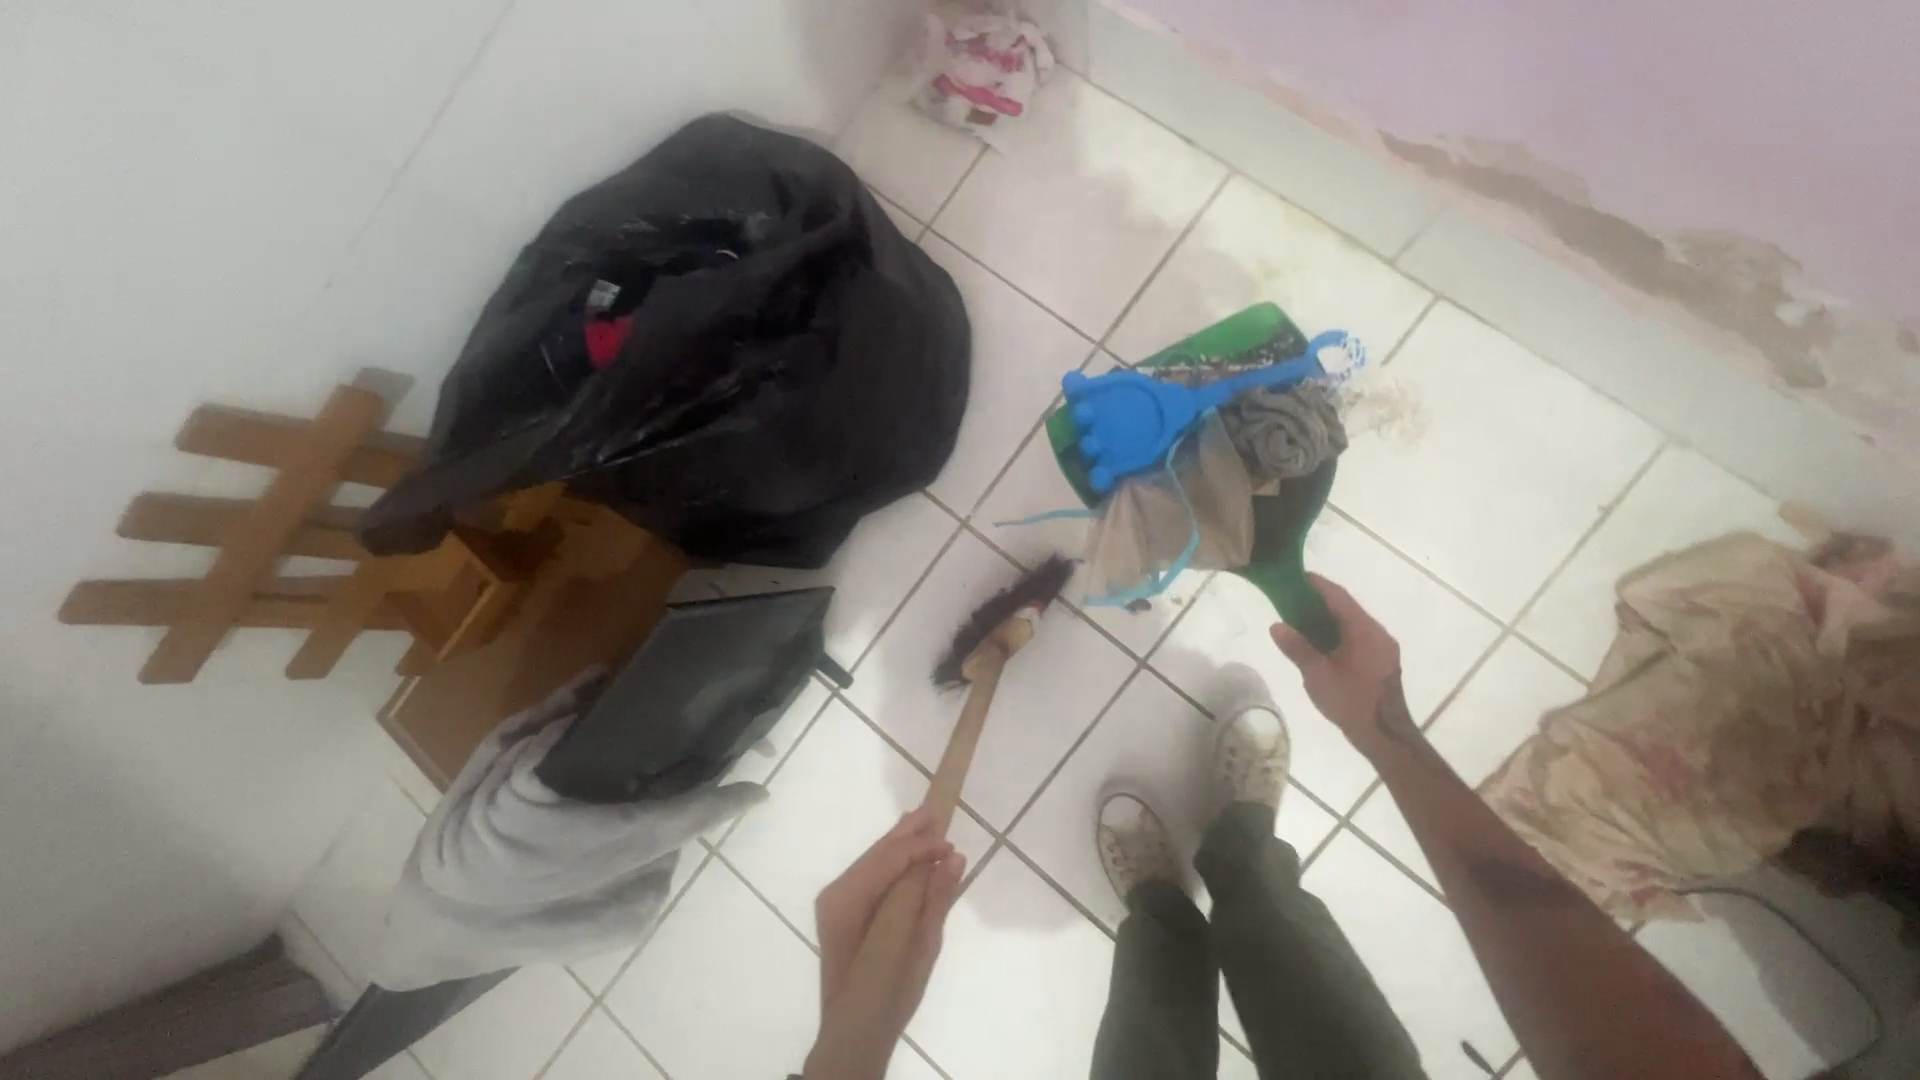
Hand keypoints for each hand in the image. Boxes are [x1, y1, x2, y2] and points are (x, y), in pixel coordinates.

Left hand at [806, 808, 966, 1079]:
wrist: (855, 1034)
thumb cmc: (889, 994)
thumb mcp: (919, 948)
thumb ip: (933, 898)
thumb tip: (953, 857)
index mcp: (850, 901)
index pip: (891, 858)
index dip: (921, 845)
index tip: (951, 841)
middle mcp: (837, 893)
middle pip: (879, 853)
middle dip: (908, 833)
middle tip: (936, 809)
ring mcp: (836, 901)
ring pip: (874, 860)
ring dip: (901, 843)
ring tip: (925, 822)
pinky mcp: (841, 909)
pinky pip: (870, 874)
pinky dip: (891, 860)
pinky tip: (906, 852)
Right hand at [1270, 574, 1414, 756]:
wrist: (1385, 735)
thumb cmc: (1351, 701)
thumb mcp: (1317, 675)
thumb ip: (1297, 648)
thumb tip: (1277, 626)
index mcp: (1364, 631)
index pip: (1339, 597)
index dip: (1318, 584)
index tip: (1298, 575)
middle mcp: (1378, 633)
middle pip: (1347, 607)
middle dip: (1321, 600)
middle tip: (1292, 597)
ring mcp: (1383, 648)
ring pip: (1353, 623)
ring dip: (1329, 617)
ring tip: (1302, 617)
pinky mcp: (1382, 661)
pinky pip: (1358, 636)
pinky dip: (1338, 631)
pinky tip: (1321, 641)